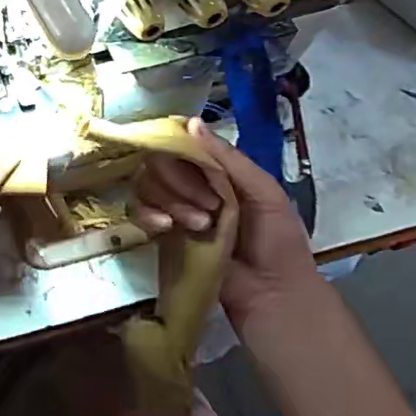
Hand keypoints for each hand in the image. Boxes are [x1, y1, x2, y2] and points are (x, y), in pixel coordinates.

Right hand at [130, 118, 319, 328]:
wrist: (272, 294)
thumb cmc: (277, 241)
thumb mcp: (264, 192)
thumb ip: (228, 159)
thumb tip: (191, 122)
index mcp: (215, 169)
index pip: (181, 143)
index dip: (179, 148)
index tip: (186, 160)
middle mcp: (190, 183)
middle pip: (159, 162)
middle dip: (180, 182)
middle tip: (211, 207)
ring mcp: (173, 208)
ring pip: (146, 184)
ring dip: (170, 201)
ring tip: (200, 226)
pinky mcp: (160, 233)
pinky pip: (137, 211)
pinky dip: (147, 214)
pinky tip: (165, 227)